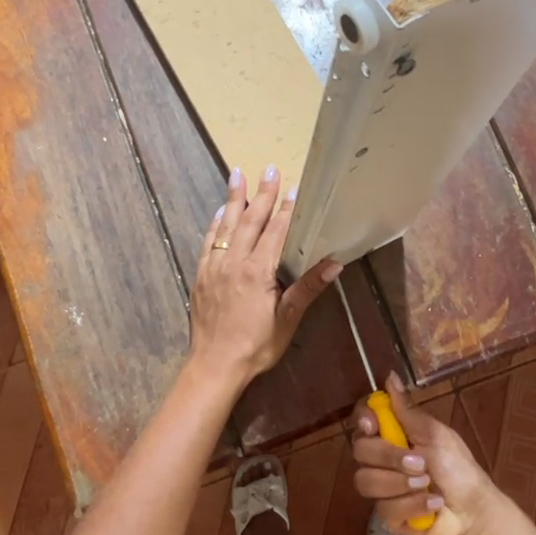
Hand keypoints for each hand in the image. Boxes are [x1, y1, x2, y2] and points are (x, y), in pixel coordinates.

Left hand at [188, 167, 340, 384]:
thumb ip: (307, 288)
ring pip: (226, 226)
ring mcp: (214, 267)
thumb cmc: (255, 346)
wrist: (214, 366)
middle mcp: (234, 262)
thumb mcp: (287, 320)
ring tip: (238, 174)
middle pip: (250, 221)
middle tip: (269, 168)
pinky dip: (215, 225)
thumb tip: (334, 263)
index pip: (275, 232)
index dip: (286, 209)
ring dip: (234, 199)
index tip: (294, 187)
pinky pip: (209, 242)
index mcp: (258, 271)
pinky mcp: (201, 276)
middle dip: (261, 194)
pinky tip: (220, 213)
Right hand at [352, 373, 507, 534]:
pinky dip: (412, 505)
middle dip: (390, 457)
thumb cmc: (458, 467)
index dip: (362, 420)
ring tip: (428, 485)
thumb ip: (407, 409)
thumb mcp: (434, 433)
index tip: (373, 425)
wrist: (474, 510)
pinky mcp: (387, 515)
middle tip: (420, 462)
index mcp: (393, 435)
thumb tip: (390, 375)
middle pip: (359, 450)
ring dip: (401, 483)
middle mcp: (381, 459)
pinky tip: (432, 505)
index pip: (362, 420)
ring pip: (365, 481)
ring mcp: (382, 489)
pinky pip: (384, 508)